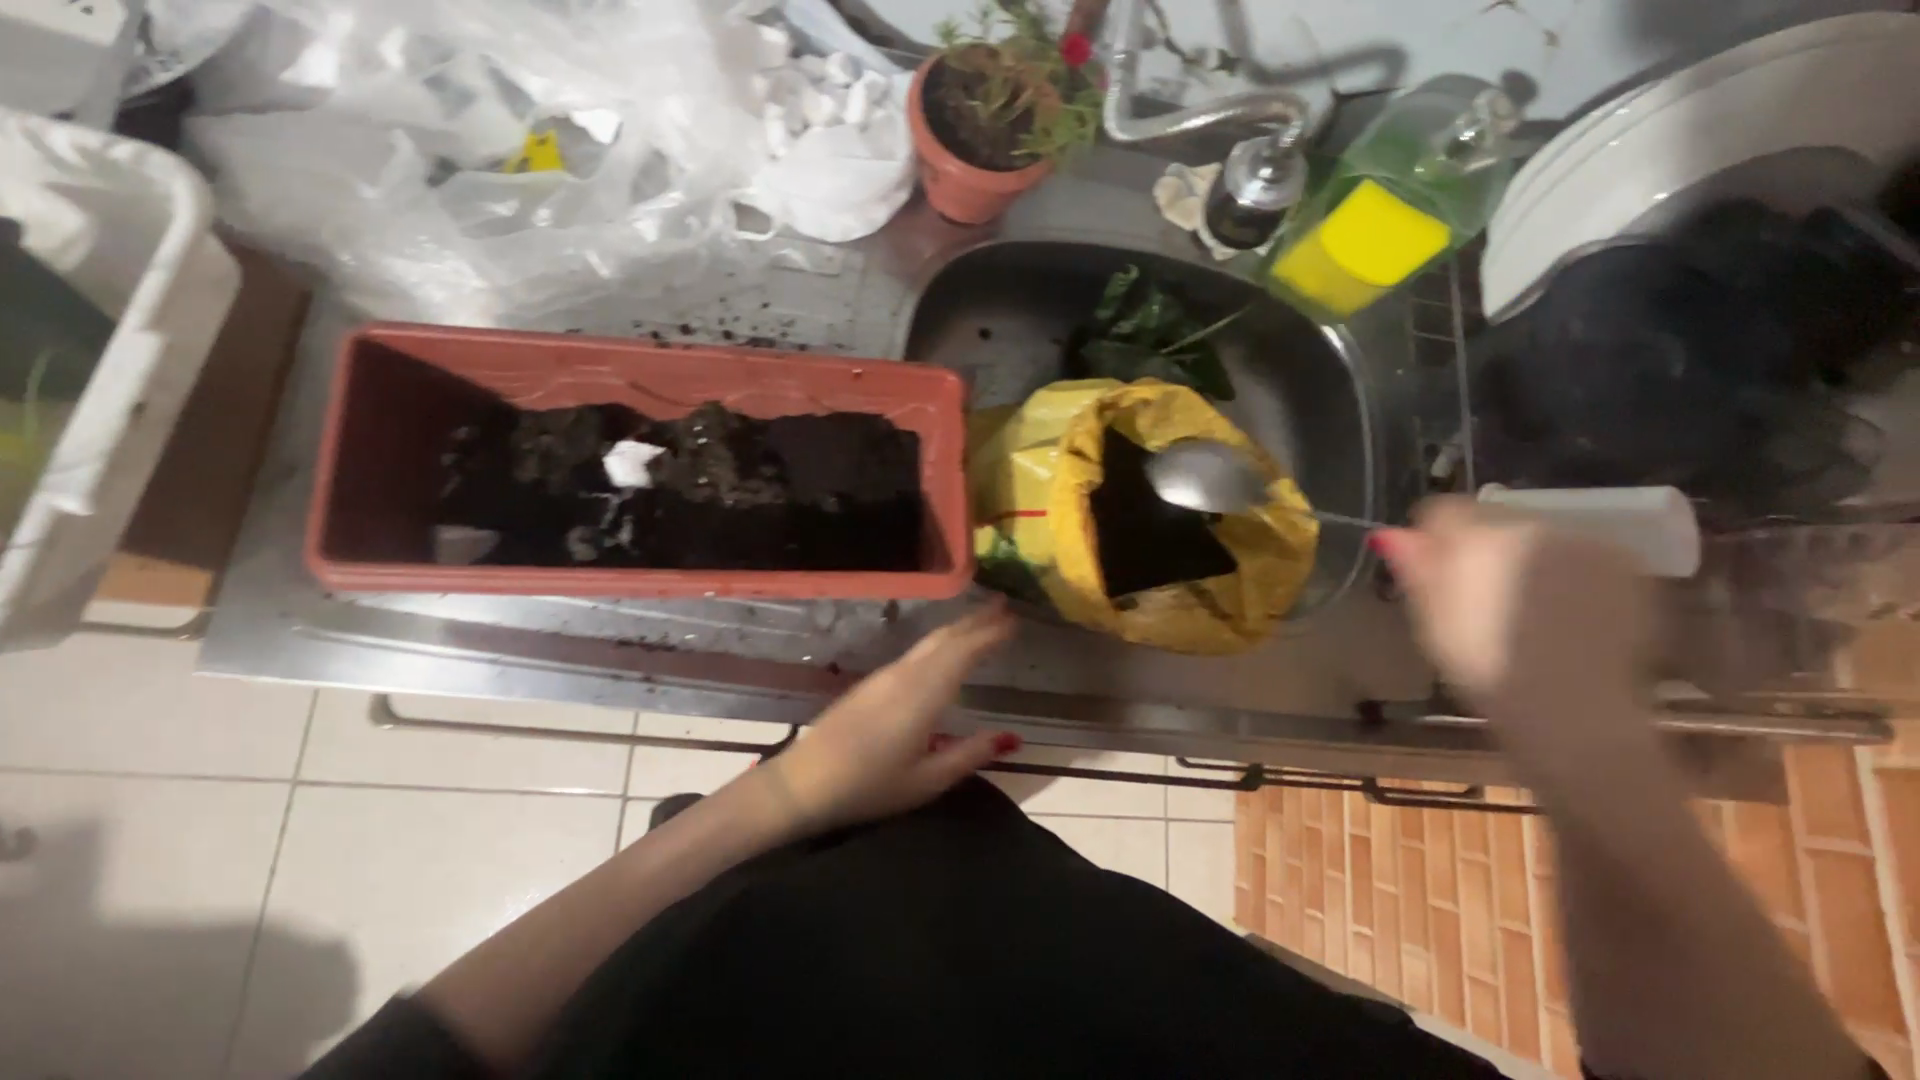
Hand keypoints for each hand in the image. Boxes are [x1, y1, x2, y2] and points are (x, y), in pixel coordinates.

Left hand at [759, 600, 1019, 833]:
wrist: (803, 783)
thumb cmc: (869, 786)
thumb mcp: (927, 780)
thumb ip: (969, 755)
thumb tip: (1007, 737)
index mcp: (924, 693)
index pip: (965, 651)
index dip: (991, 633)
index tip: (1016, 619)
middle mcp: (905, 675)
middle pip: (945, 638)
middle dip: (976, 620)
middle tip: (1004, 606)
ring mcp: (884, 677)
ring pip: (928, 643)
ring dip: (957, 629)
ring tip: (981, 622)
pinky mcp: (869, 685)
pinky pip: (914, 653)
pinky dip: (938, 643)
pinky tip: (943, 652)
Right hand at [1372, 497, 1651, 718]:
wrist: (1571, 706)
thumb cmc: (1485, 666)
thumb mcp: (1431, 621)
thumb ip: (1415, 567)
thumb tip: (1391, 533)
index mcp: (1474, 537)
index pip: (1443, 511)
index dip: (1435, 540)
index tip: (1436, 571)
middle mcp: (1530, 525)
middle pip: (1495, 520)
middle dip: (1487, 548)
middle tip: (1485, 597)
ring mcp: (1582, 541)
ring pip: (1542, 536)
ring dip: (1530, 559)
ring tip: (1531, 610)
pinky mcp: (1624, 562)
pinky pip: (1584, 555)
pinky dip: (1573, 574)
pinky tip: (1569, 614)